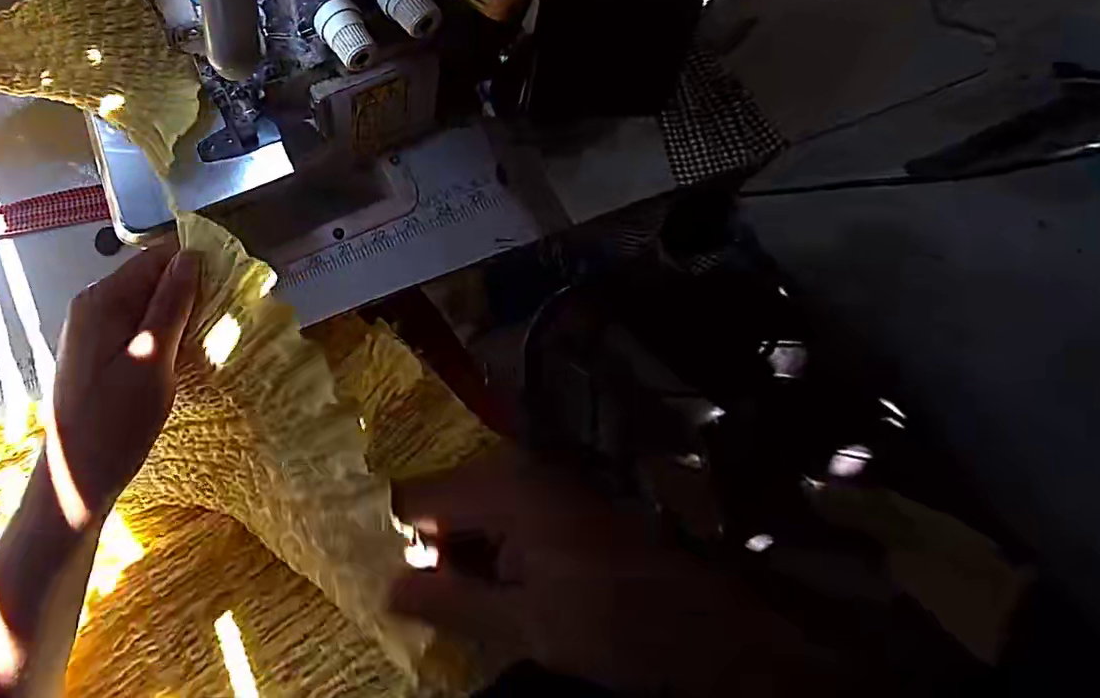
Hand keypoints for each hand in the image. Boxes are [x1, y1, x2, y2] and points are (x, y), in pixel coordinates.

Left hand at [43, 240, 199, 526]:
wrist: (74, 482)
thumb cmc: (114, 422)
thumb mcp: (153, 358)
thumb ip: (172, 303)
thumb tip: (191, 257)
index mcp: (101, 298)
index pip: (155, 258)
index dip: (192, 267)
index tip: (225, 288)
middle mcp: (91, 304)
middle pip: (149, 278)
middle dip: (185, 293)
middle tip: (216, 321)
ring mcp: (91, 328)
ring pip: (145, 303)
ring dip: (175, 316)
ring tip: (199, 342)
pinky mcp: (96, 351)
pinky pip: (135, 325)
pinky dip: (160, 334)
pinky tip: (176, 357)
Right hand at [389, 447, 819, 695]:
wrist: (714, 631)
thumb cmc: (618, 625)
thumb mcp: (530, 626)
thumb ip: (452, 603)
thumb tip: (385, 591)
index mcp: (501, 488)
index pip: (417, 499)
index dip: (396, 536)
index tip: (386, 575)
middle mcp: (512, 468)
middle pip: (441, 500)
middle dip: (431, 547)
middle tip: (427, 599)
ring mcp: (534, 478)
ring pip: (467, 508)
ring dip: (459, 550)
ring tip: (464, 598)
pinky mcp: (552, 495)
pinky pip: (496, 512)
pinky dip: (487, 546)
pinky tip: (499, 583)